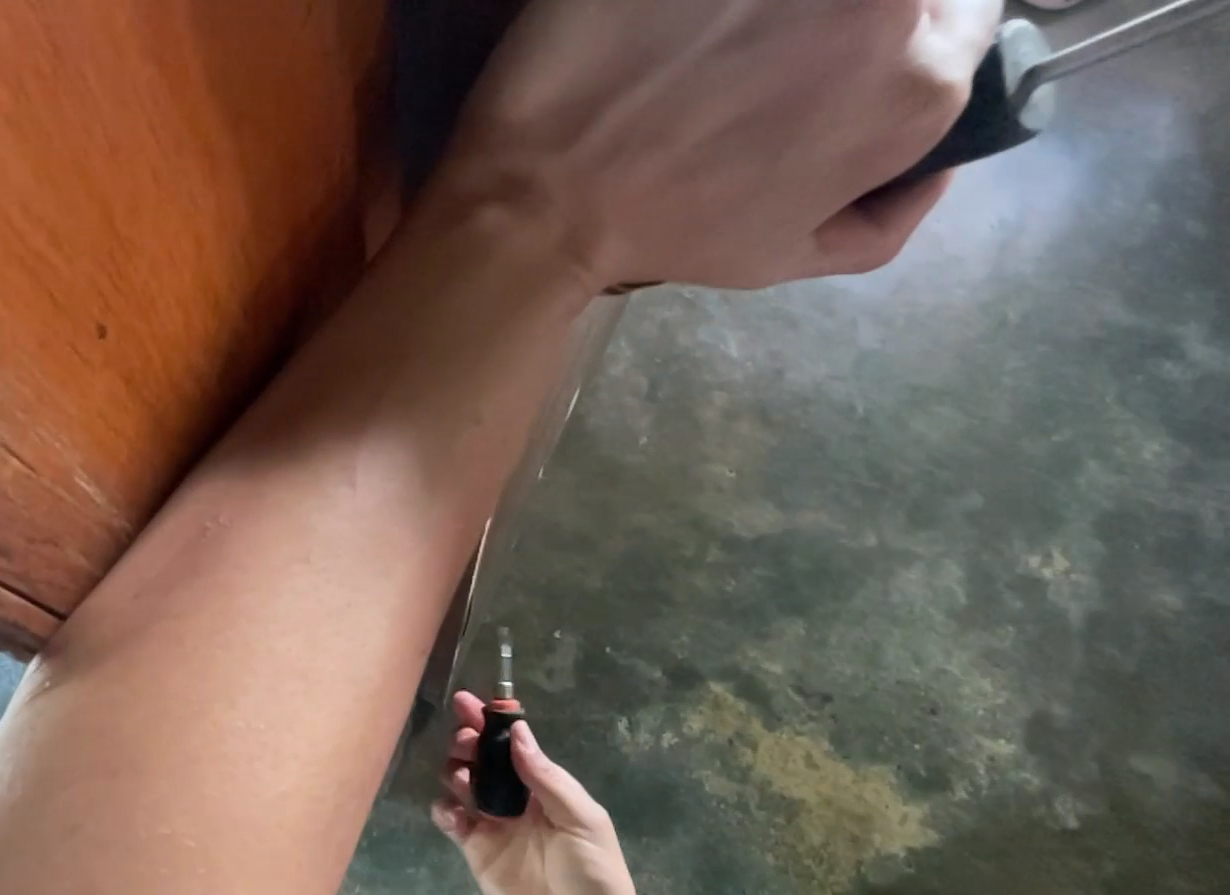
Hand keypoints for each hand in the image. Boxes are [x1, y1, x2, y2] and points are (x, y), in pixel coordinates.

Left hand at [432, 0, 1002, 287]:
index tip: (825, 63)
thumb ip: (880, 224)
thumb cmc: (658, 234)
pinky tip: (682, 15)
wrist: (542, 193)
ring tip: (714, 35)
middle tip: (761, 47)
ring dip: (779, 1)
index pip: (960, 25)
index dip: (892, 43)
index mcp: (916, 86)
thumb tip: (935, 171)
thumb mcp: (777, 261)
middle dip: (848, 12)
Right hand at [432, 691, 646, 894]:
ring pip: (463, 783)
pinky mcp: (476, 852)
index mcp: (548, 789)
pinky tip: (449, 811)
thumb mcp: (584, 824)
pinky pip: (452, 821)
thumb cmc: (596, 881)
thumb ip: (548, 779)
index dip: (494, 722)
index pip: (516, 746)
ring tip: (459, 775)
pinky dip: (444, 810)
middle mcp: (518, 801)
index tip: (471, 703)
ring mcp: (494, 826)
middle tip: (464, 741)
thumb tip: (518, 732)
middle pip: (484, 759)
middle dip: (469, 741)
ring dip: (456, 770)